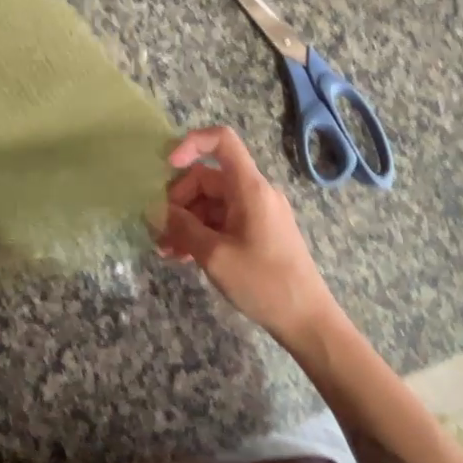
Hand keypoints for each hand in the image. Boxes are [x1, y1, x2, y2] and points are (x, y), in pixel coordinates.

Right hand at [155, 127, 338, 346]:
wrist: (308, 321)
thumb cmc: (263, 283)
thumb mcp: (214, 256)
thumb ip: (181, 228)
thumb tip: (154, 211)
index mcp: (250, 187)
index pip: (222, 140)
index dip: (191, 144)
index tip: (167, 166)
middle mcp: (255, 192)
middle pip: (207, 178)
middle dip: (179, 200)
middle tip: (159, 230)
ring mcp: (258, 213)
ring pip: (211, 203)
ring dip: (186, 221)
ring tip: (165, 250)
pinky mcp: (259, 233)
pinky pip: (223, 221)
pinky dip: (202, 233)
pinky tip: (183, 256)